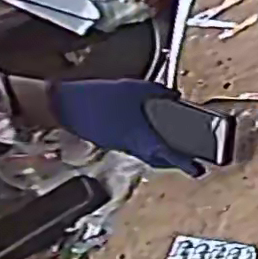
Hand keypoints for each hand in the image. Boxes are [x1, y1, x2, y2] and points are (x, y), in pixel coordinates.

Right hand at [46, 79, 207, 176]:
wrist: (59, 103)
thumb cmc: (98, 97)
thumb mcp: (135, 88)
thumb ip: (159, 92)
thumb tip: (175, 96)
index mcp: (141, 137)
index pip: (168, 154)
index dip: (185, 163)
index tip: (198, 170)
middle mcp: (132, 146)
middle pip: (160, 159)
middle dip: (176, 160)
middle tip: (192, 158)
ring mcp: (120, 145)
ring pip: (148, 154)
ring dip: (162, 153)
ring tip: (177, 147)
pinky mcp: (111, 141)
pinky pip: (136, 146)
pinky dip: (148, 144)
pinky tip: (153, 135)